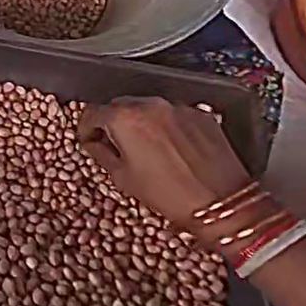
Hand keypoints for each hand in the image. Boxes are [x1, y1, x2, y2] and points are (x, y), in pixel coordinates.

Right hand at [77, 97, 252, 230]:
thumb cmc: (168, 193)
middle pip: (119, 104)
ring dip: (137, 121)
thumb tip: (95, 143)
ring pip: (146, 106)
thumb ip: (102, 153)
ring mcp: (178, 108)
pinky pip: (172, 113)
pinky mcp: (200, 114)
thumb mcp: (122, 177)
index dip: (85, 127)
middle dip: (111, 121)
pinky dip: (164, 124)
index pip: (92, 113)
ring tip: (142, 145)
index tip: (88, 139)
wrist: (220, 201)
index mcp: (124, 119)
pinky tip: (168, 146)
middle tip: (111, 142)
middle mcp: (150, 105)